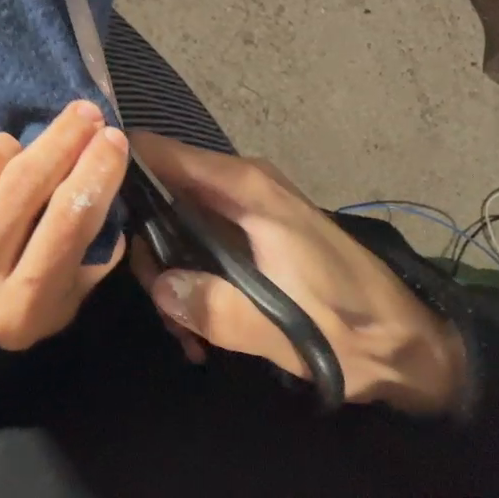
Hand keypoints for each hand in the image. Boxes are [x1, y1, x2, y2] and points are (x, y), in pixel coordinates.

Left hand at [0, 101, 129, 350]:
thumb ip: (92, 244)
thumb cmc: (20, 294)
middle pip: (23, 186)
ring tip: (24, 154)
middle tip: (87, 114)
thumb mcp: (69, 292)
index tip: (114, 139)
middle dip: (63, 140)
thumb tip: (104, 165)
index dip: (96, 173)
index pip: (67, 225)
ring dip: (13, 145)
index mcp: (18, 314)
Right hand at [128, 130, 466, 414]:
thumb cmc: (352, 327)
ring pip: (173, 222)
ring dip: (168, 272)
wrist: (413, 347)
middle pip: (158, 193)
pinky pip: (196, 240)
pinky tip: (198, 327)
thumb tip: (158, 285)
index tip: (85, 200)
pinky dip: (189, 277)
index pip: (160, 151)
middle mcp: (238, 185)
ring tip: (184, 331)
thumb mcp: (285, 329)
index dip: (118, 165)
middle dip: (147, 248)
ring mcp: (241, 208)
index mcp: (244, 188)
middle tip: (160, 307)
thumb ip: (217, 307)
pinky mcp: (247, 233)